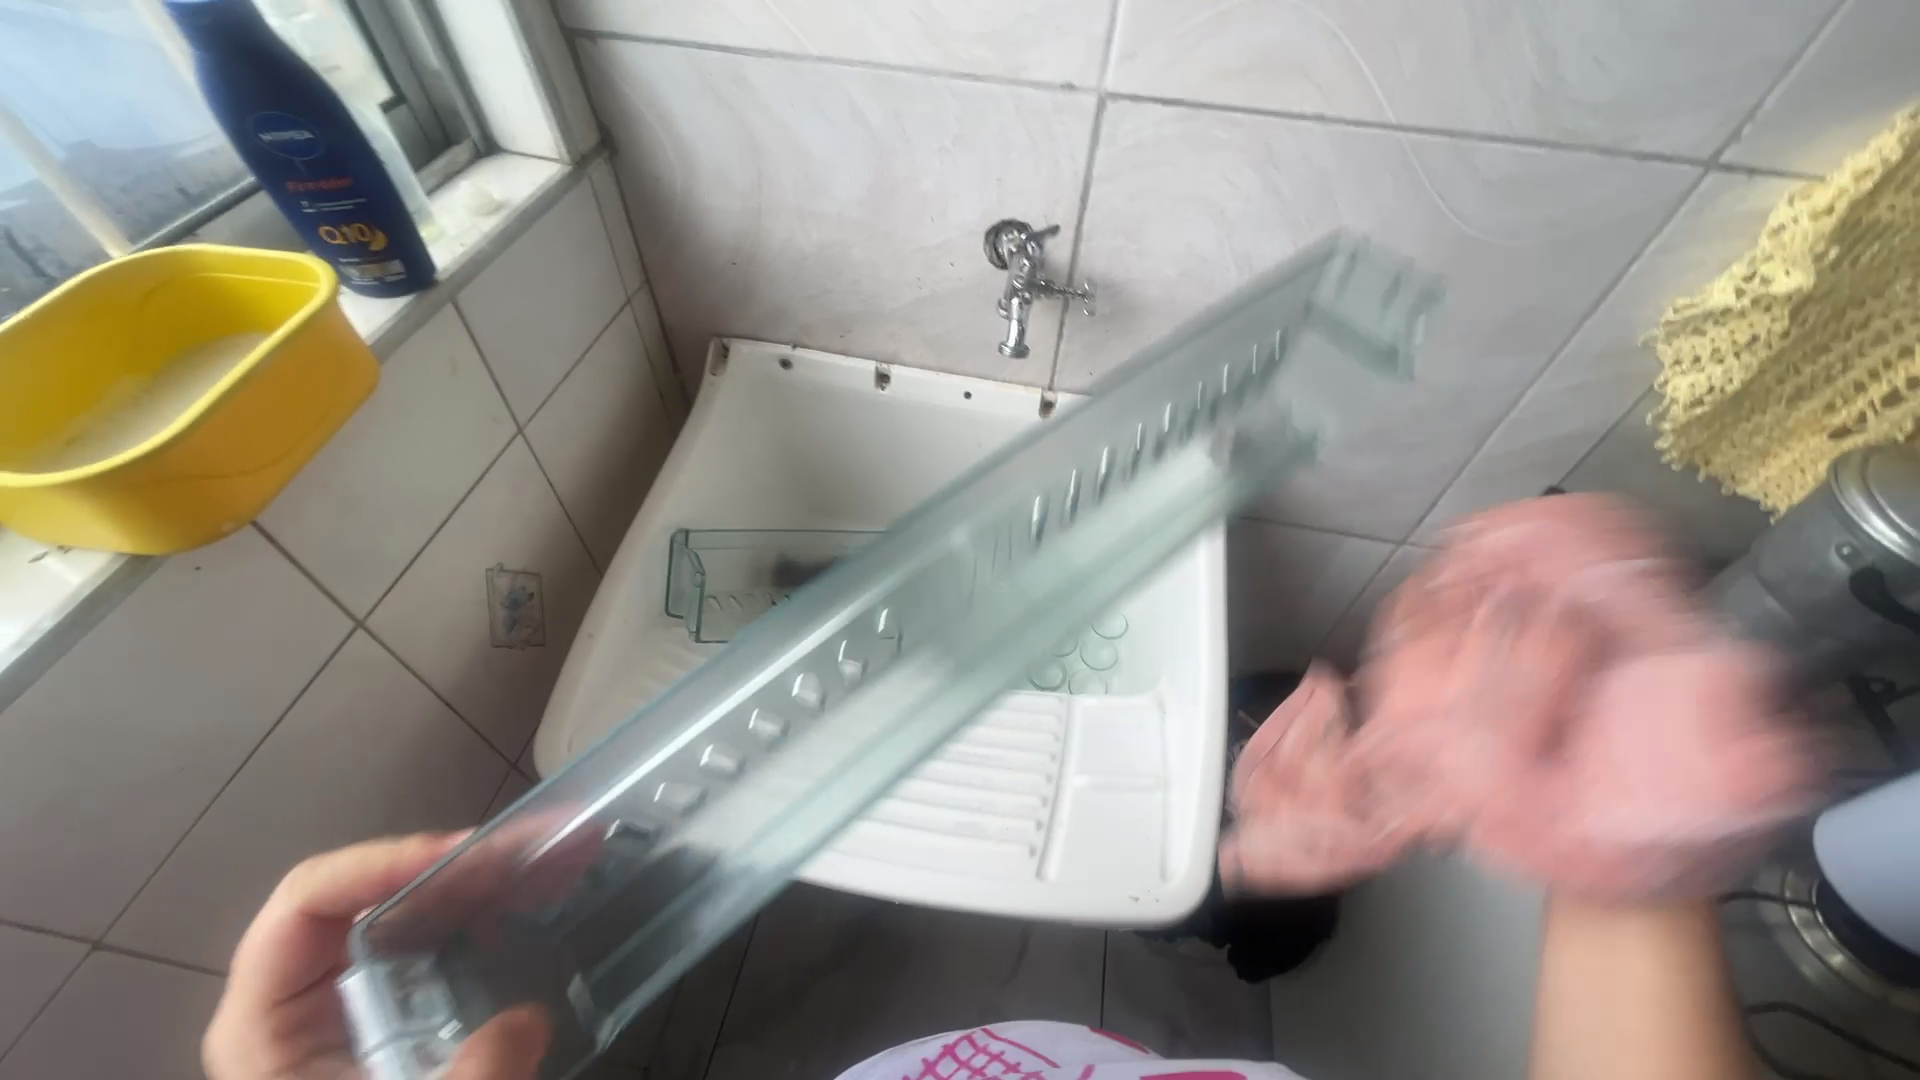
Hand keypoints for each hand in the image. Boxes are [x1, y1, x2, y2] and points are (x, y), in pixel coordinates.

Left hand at [204, 832, 551, 1079]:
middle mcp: (315, 999)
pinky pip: (455, 936)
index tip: (468, 853)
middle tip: (545, 845)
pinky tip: (554, 895)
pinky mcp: (414, 1011)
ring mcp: (368, 1001)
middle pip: (379, 893)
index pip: (304, 909)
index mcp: (272, 1029)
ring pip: (425, 907)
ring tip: (567, 854)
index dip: (380, 864)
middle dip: (469, 859)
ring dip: (499, 873)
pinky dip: (506, 906)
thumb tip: (527, 1023)